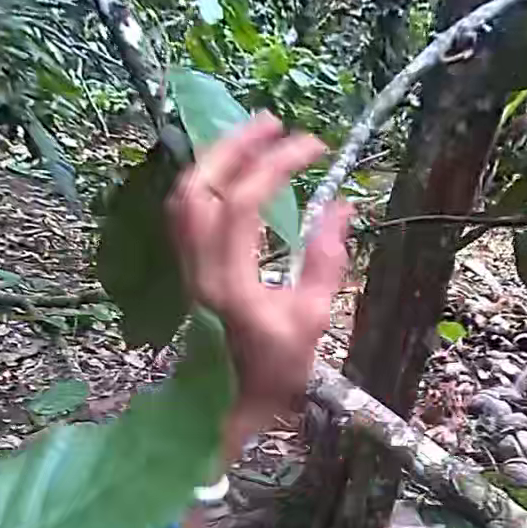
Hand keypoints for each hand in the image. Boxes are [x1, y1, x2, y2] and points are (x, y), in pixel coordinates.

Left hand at [168, 114, 352, 442]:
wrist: (225, 405)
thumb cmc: (272, 372)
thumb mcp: (311, 320)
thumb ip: (326, 261)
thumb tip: (342, 205)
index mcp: (231, 282)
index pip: (246, 203)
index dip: (278, 165)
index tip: (314, 147)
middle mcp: (198, 268)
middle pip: (200, 187)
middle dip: (235, 145)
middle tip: (273, 122)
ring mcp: (185, 268)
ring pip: (184, 197)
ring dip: (215, 159)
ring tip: (251, 138)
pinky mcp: (185, 269)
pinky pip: (185, 214)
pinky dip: (207, 182)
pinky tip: (230, 174)